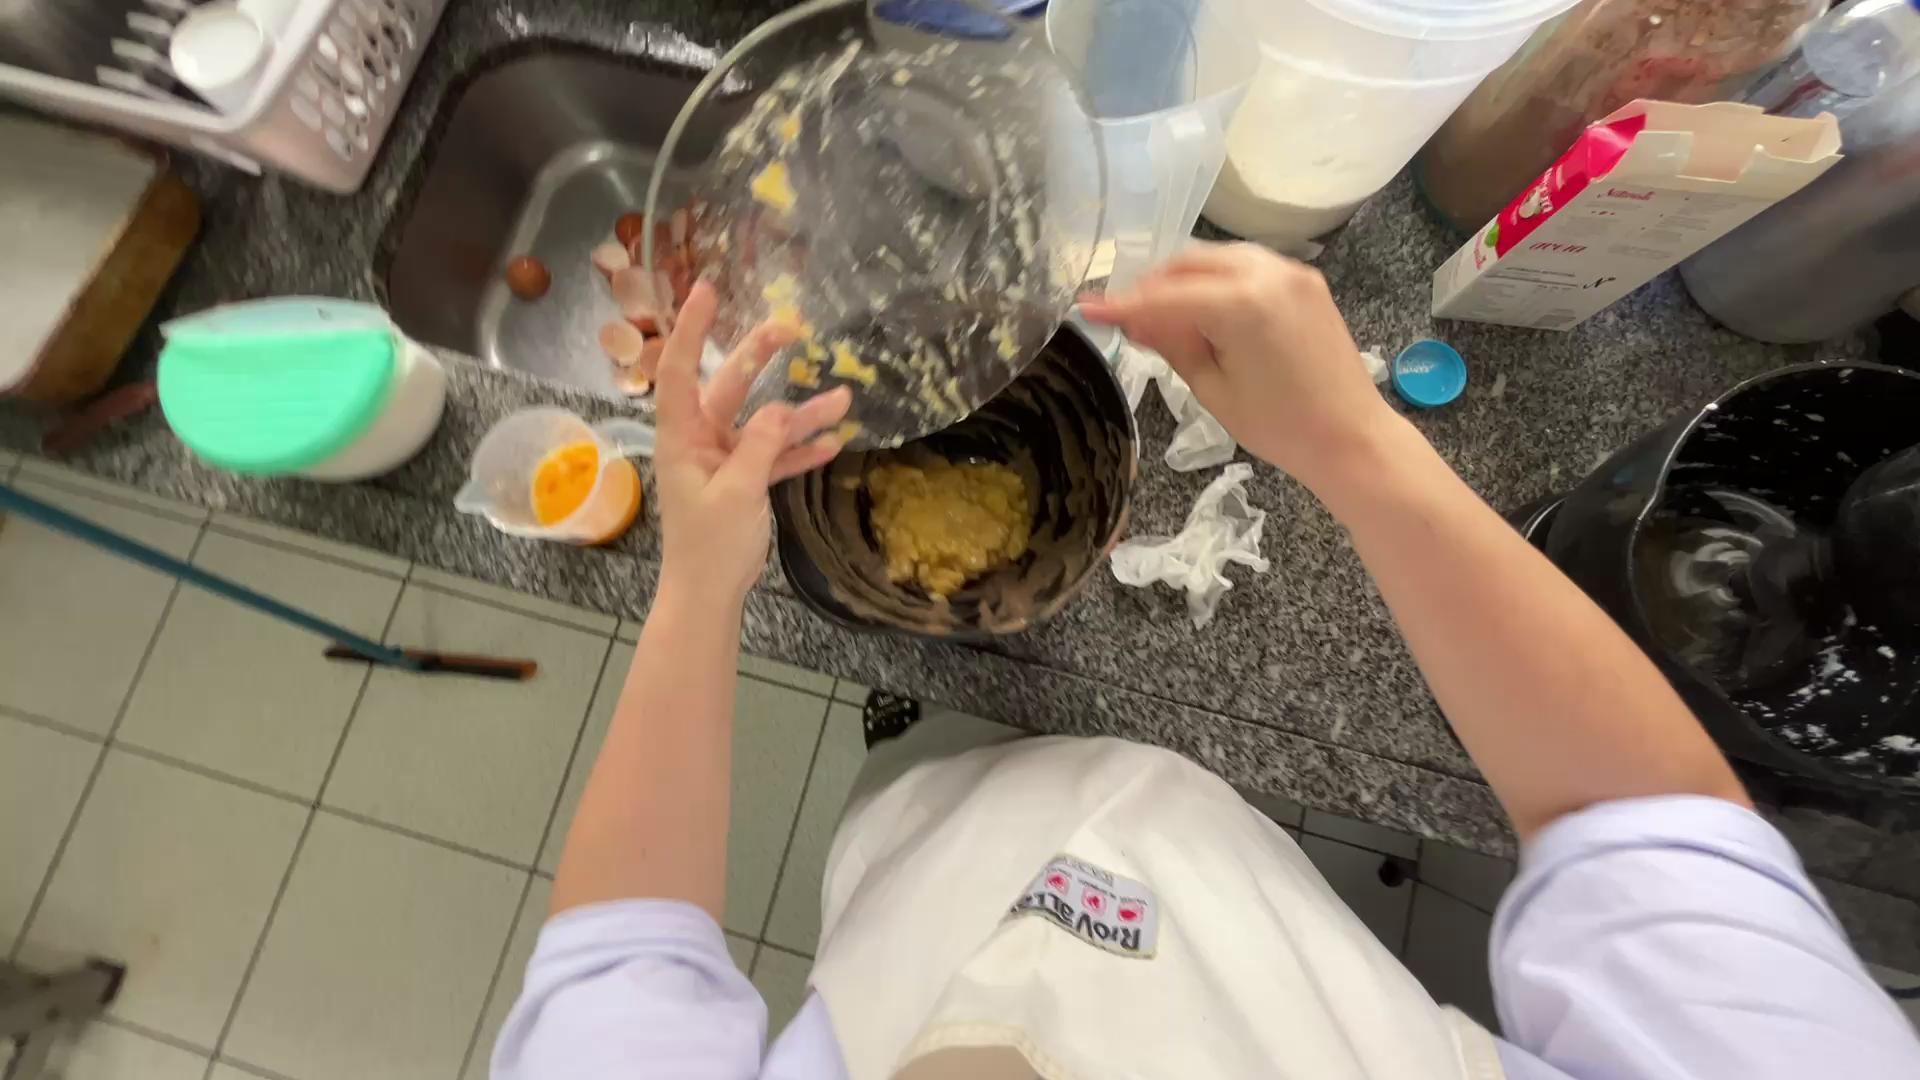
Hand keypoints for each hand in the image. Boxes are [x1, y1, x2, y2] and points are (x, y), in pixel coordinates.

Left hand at [652, 282, 850, 603]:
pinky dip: (800, 451)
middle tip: (792, 330)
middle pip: (731, 387)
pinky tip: (832, 444)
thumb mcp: (736, 492)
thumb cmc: (709, 545)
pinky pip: (776, 457)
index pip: (680, 371)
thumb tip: (783, 410)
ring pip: (766, 425)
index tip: (707, 291)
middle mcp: (702, 440)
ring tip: (845, 401)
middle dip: (761, 359)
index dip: (692, 330)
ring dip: (802, 416)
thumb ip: (760, 447)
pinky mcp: (747, 481)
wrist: (709, 593)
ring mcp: (727, 460)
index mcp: (682, 437)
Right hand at [1079, 243, 1396, 489]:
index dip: (1123, 304)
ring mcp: (1291, 272)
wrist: (1349, 435)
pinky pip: (1245, 266)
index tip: (1088, 306)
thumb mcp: (1211, 388)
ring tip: (1159, 314)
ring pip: (1216, 258)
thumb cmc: (1278, 426)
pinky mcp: (1304, 281)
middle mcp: (1268, 272)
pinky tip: (1200, 309)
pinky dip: (1214, 280)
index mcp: (1242, 304)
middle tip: (1125, 315)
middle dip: (1152, 285)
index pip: (1165, 296)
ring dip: (1182, 280)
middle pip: (1189, 262)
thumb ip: (1172, 344)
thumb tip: (1135, 321)